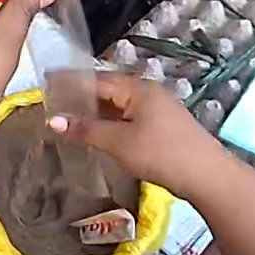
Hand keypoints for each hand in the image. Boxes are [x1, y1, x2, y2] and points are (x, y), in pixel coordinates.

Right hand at [48, 72, 238, 197]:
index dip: (70, 81)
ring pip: (120, 105)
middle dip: (82, 95)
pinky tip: (101, 133)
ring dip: (97, 110)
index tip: (47, 82)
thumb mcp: (119, 143)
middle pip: (109, 89)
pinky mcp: (164, 126)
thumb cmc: (161, 154)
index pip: (96, 79)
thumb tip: (54, 121)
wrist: (207, 175)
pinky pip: (130, 117)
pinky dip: (111, 122)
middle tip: (56, 101)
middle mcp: (149, 93)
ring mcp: (159, 109)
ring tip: (72, 118)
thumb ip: (86, 130)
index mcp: (138, 89)